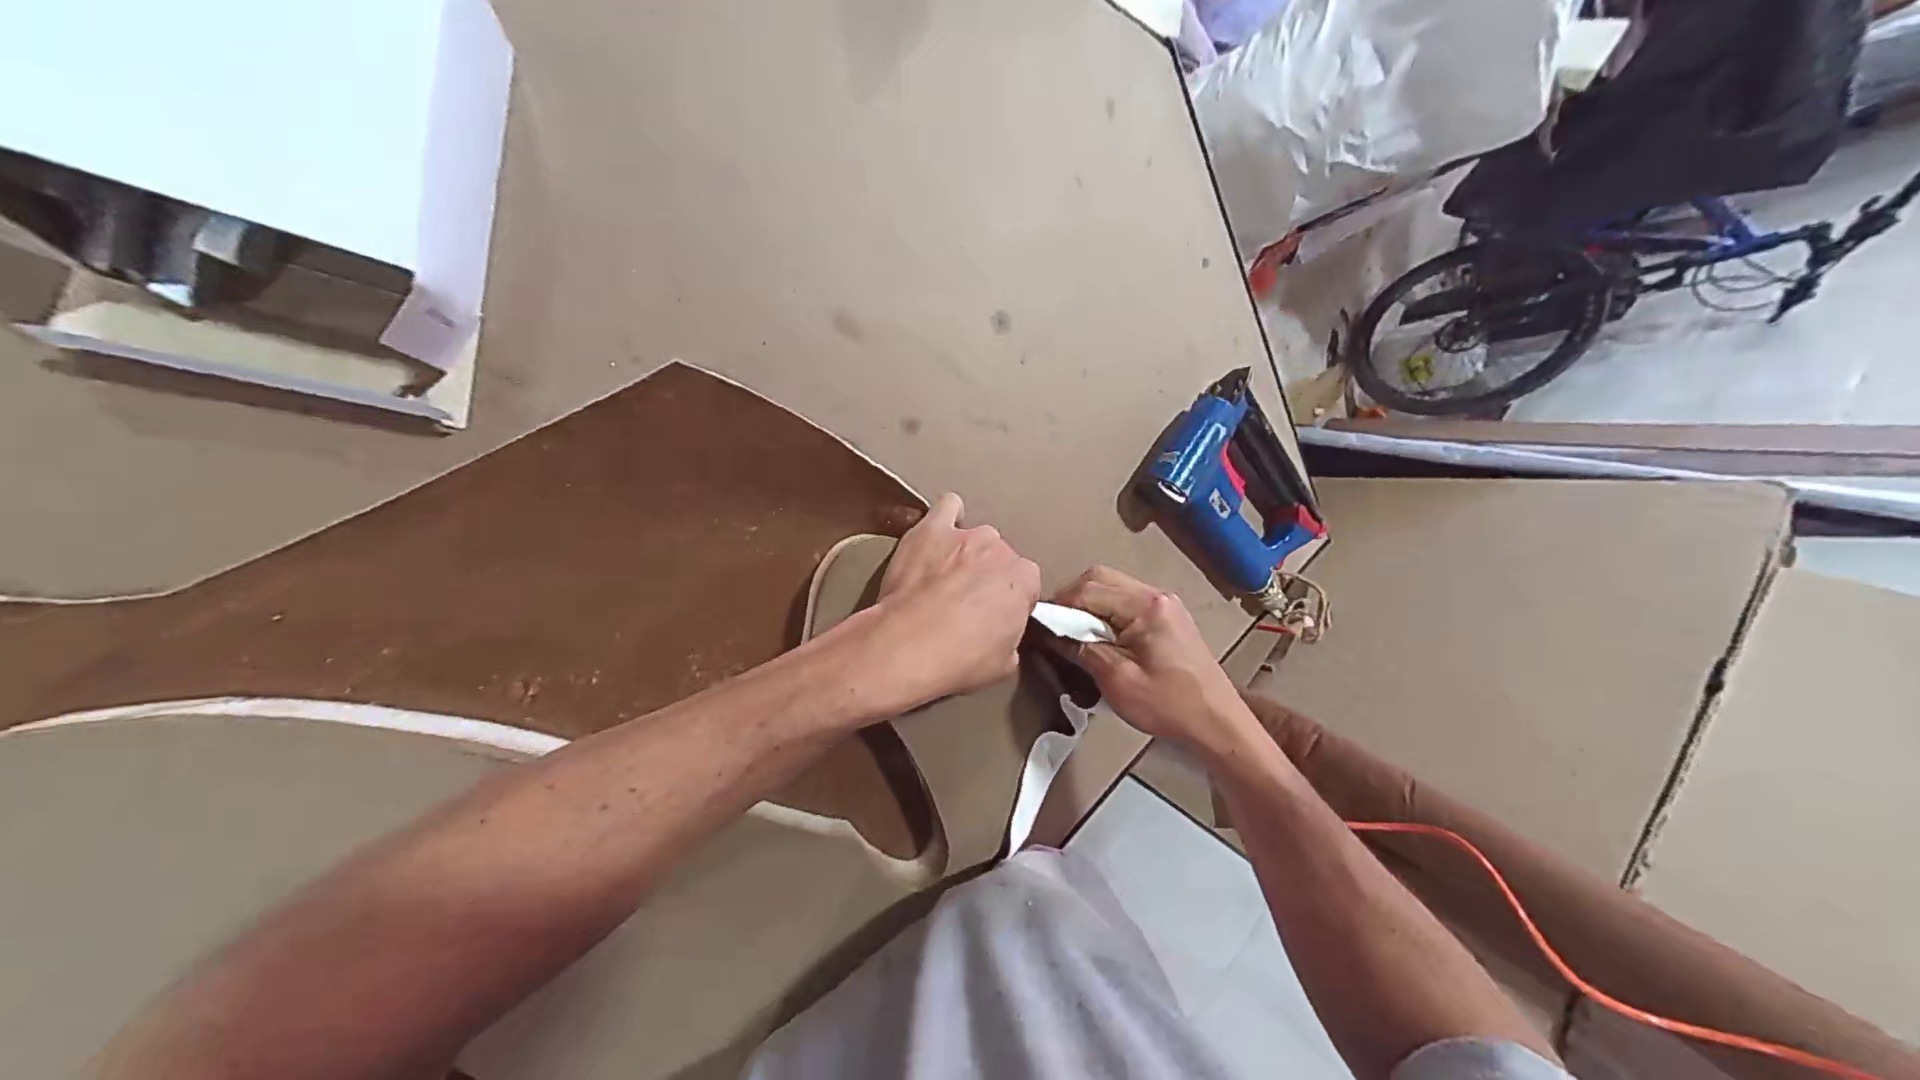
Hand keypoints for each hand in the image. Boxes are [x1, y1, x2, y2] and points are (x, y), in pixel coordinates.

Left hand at [863, 493, 1040, 709]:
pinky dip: (947, 517)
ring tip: (945, 576)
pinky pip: (948, 508)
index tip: (996, 616)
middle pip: (1000, 558)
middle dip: (988, 576)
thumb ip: (1012, 639)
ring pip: (975, 537)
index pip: (1026, 584)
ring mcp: (965, 537)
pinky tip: (939, 533)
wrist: (909, 645)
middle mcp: (999, 551)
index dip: (1010, 601)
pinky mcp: (932, 531)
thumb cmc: (956, 657)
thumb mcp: (1003, 665)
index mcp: (1024, 580)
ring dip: (966, 553)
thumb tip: (1004, 638)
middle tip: (967, 601)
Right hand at [1051, 566, 1257, 756]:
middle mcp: (1157, 596)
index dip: (1058, 605)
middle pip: (1099, 579)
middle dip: (1071, 600)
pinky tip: (1098, 638)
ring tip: (1074, 635)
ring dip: (1087, 606)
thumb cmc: (1171, 705)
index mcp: (1147, 606)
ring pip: (1111, 588)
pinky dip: (1105, 613)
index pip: (1088, 589)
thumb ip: (1081, 650)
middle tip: (1055, 628)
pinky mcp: (1166, 618)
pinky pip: (1126, 602)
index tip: (1040, 625)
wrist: (1217, 722)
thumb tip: (1053, 634)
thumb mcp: (1117, 680)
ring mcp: (1164, 605)